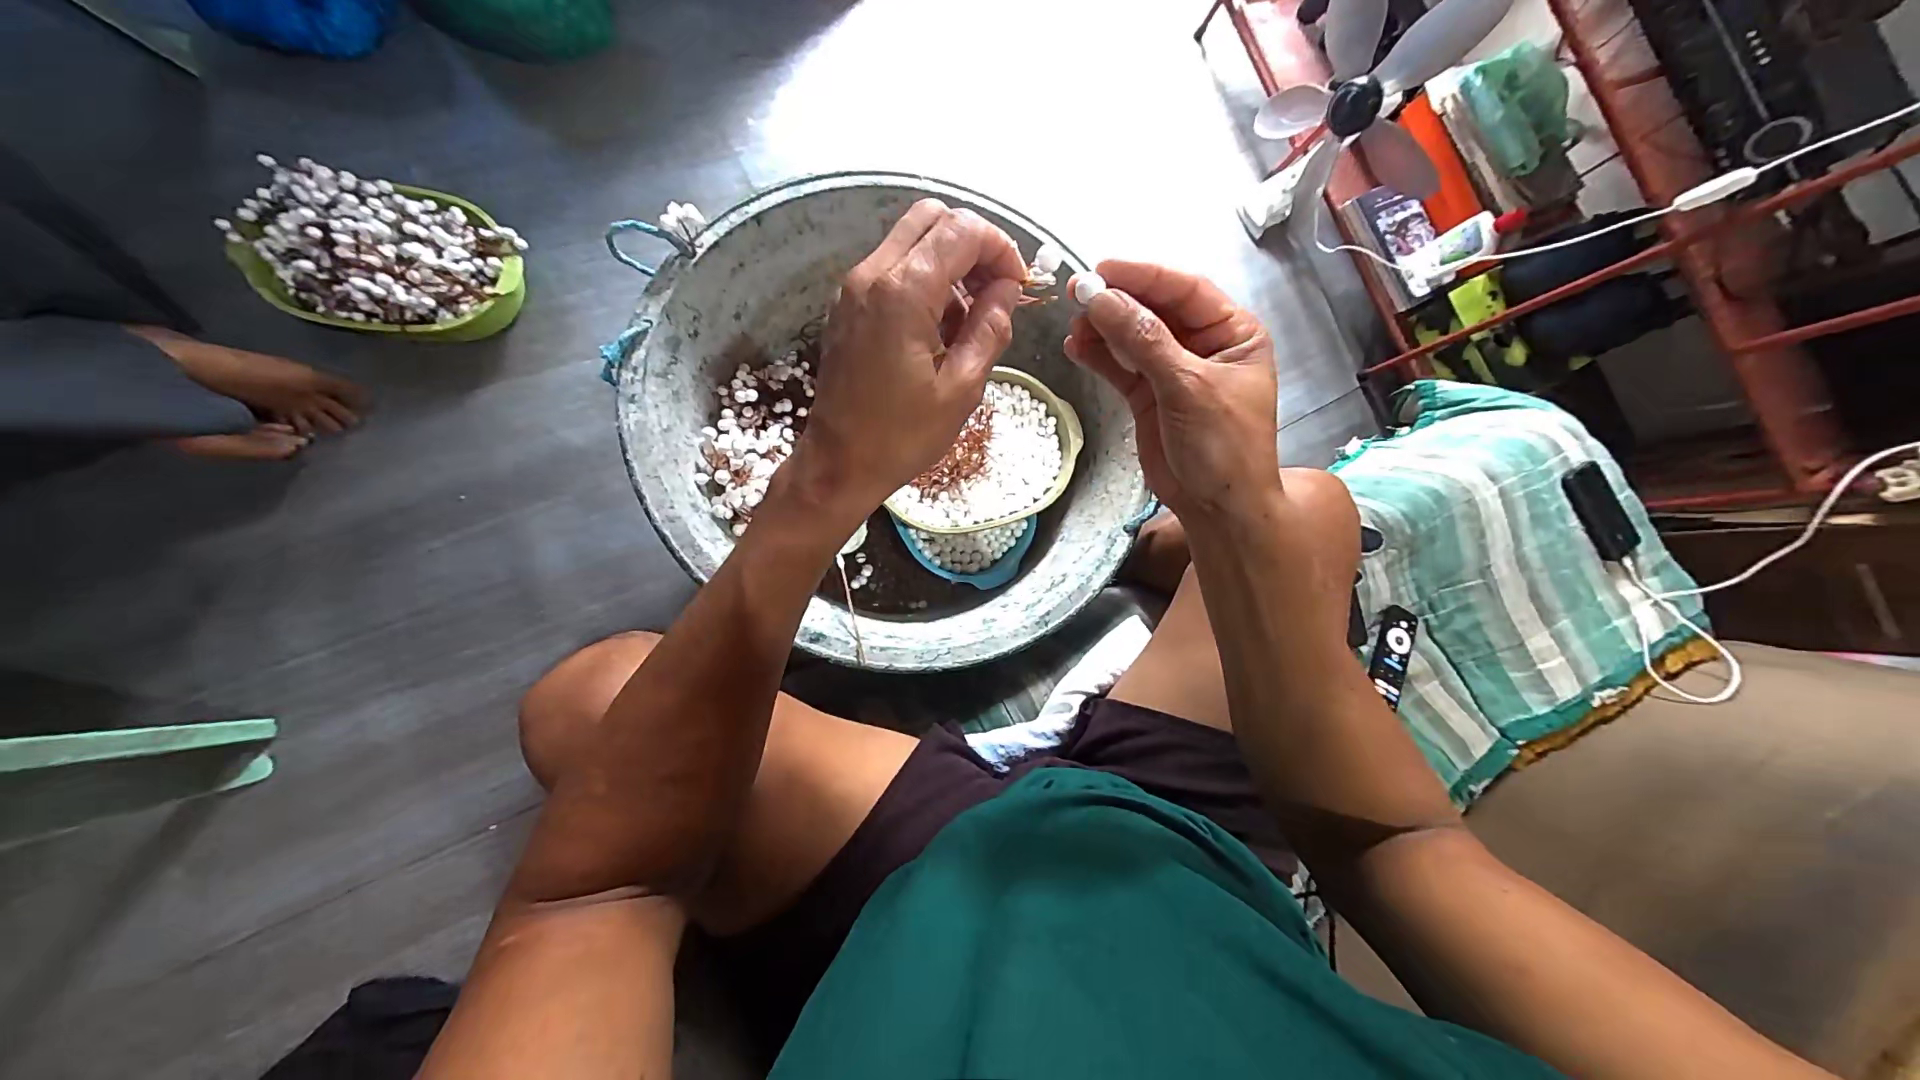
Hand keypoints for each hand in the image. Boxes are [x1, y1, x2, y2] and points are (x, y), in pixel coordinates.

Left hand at [791, 199, 1026, 517]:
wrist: (839, 463)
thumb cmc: (902, 435)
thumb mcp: (962, 387)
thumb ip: (990, 327)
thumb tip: (1008, 289)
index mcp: (902, 292)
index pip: (962, 230)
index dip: (1001, 249)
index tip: (1018, 286)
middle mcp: (872, 274)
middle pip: (933, 217)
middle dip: (974, 244)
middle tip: (995, 291)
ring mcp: (854, 287)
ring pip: (911, 239)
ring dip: (949, 262)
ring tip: (970, 317)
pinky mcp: (847, 305)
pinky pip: (892, 267)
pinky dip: (924, 278)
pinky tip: (939, 326)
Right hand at [1062, 260, 1280, 520]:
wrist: (1217, 507)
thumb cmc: (1223, 447)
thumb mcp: (1189, 387)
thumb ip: (1145, 342)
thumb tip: (1101, 300)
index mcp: (1232, 332)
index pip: (1185, 289)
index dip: (1144, 276)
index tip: (1103, 269)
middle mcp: (1202, 345)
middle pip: (1154, 310)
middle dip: (1118, 302)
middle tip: (1078, 293)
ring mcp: (1171, 370)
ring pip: (1131, 337)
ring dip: (1102, 329)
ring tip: (1074, 325)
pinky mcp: (1147, 395)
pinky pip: (1120, 367)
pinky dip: (1098, 356)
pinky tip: (1076, 347)